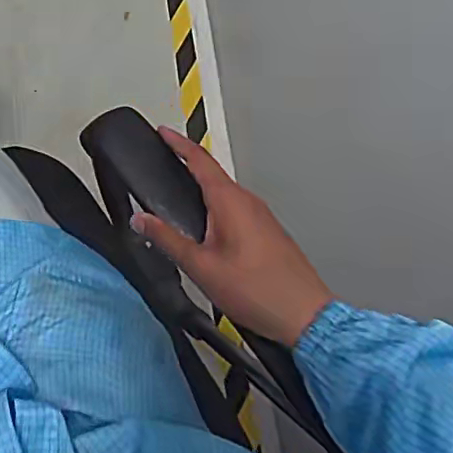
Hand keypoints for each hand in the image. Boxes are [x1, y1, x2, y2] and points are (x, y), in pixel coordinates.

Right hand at [132, 127, 334, 346]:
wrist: (310, 321)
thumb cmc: (261, 293)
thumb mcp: (200, 266)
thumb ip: (166, 239)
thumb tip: (141, 221)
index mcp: (230, 202)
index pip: (199, 159)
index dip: (178, 142)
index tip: (163, 132)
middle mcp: (249, 203)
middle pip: (213, 173)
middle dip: (188, 162)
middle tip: (168, 157)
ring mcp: (263, 218)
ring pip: (226, 192)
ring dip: (203, 186)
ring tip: (183, 192)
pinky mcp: (270, 233)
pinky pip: (237, 208)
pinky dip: (218, 205)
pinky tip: (209, 226)